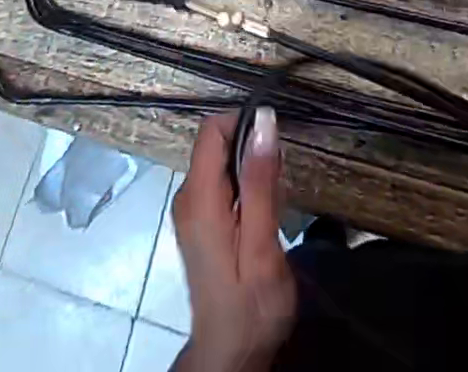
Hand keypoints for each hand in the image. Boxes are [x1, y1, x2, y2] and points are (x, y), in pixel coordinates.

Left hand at [171, 108, 296, 371]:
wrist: (230, 354)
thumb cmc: (251, 304)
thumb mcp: (262, 242)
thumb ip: (261, 180)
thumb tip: (264, 120)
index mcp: (199, 199)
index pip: (211, 129)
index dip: (244, 123)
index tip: (275, 141)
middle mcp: (187, 196)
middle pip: (215, 142)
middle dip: (251, 147)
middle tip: (280, 180)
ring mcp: (191, 208)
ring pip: (221, 159)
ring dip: (251, 166)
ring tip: (274, 199)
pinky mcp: (200, 219)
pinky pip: (222, 179)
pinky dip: (246, 182)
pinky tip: (263, 211)